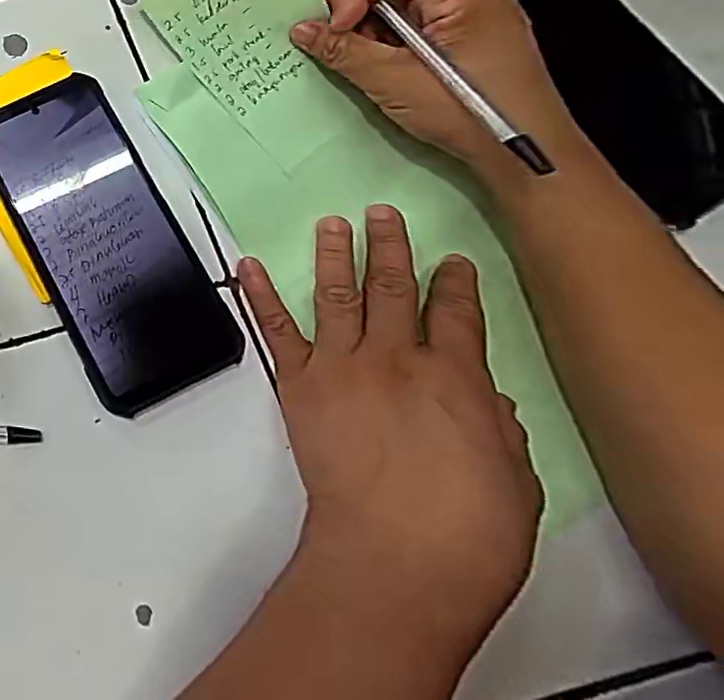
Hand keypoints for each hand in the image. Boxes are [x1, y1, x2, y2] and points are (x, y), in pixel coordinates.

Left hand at [240, 206, 540, 670]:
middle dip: (389, 248)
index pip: (457, 315)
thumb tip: (478, 392)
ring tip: (331, 223)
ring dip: (333, 256)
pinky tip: (249, 265)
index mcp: (458, 378)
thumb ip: (491, 420)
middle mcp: (394, 359)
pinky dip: (260, 294)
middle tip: (380, 213)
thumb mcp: (510, 469)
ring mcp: (338, 366)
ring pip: (336, 297)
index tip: (451, 259)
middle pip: (392, 291)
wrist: (396, 547)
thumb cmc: (469, 522)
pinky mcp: (296, 382)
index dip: (454, 283)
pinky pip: (275, 329)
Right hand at [290, 0, 578, 176]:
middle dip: (353, 14)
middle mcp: (467, 3)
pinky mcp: (453, 46)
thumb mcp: (394, 79)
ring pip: (392, 12)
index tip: (334, 27)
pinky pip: (403, 33)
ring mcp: (462, 25)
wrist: (519, 154)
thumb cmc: (479, 114)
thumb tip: (304, 29)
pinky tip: (372, 70)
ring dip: (364, 35)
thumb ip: (343, 50)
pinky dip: (378, 48)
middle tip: (333, 43)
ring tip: (358, 64)